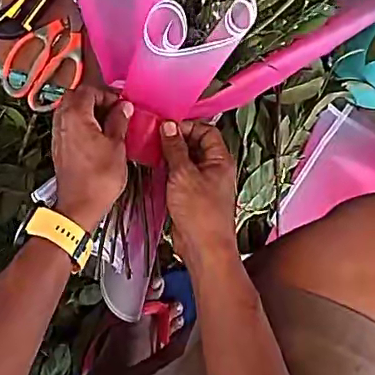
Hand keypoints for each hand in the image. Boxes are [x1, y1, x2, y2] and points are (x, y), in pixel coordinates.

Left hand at [51, 86, 131, 228]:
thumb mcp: (117, 146)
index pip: (88, 90)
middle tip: (114, 109)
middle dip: (95, 99)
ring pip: (70, 110)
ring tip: (108, 121)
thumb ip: (119, 121)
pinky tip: (98, 135)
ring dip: (88, 110)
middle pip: (75, 97)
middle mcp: (62, 122)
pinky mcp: (59, 148)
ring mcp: (58, 135)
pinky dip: (82, 123)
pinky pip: (68, 125)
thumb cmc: (97, 180)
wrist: (79, 206)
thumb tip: (123, 108)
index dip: (107, 94)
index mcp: (76, 116)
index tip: (121, 104)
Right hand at [157, 119, 238, 269]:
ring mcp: (204, 183)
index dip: (187, 127)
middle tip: (157, 139)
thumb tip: (169, 128)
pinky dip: (169, 171)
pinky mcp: (193, 195)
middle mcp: (215, 170)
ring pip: (187, 160)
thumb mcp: (183, 174)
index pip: (206, 131)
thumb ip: (175, 148)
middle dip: (177, 140)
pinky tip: (157, 171)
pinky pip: (181, 176)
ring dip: (171, 156)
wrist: (203, 247)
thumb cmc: (201, 214)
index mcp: (220, 160)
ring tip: (154, 153)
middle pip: (196, 145)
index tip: (168, 128)